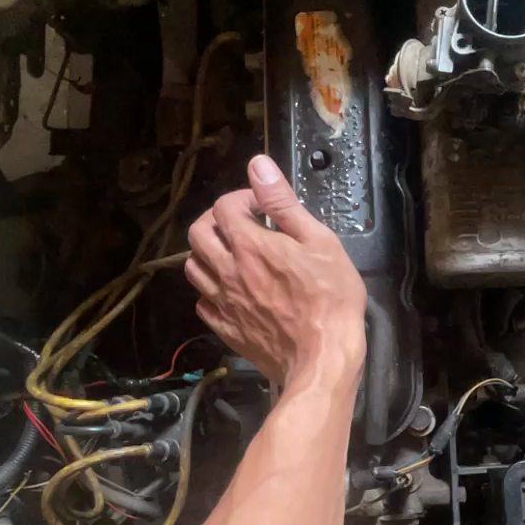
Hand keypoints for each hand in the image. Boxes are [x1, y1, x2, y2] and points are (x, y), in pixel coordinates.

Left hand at [185, 156, 366, 387]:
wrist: (322, 358)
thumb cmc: (331, 300)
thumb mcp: (320, 242)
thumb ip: (284, 203)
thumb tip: (258, 166)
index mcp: (250, 245)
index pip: (224, 206)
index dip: (242, 198)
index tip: (263, 207)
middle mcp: (228, 271)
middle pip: (197, 233)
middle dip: (216, 221)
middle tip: (241, 226)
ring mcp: (223, 302)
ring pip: (193, 268)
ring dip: (208, 254)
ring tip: (232, 256)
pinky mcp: (226, 328)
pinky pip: (202, 303)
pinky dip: (211, 289)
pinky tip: (231, 290)